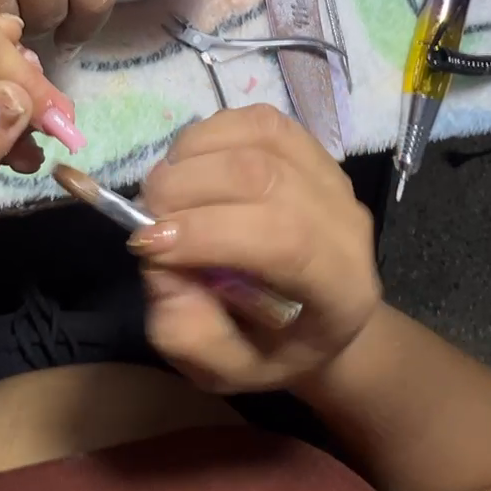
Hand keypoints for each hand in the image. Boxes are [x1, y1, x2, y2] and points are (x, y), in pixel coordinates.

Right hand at [130, 105, 380, 393]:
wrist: (317, 313)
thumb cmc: (271, 346)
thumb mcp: (228, 371)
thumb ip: (192, 336)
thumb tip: (162, 270)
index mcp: (341, 286)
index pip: (284, 238)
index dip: (207, 231)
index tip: (146, 243)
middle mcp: (346, 220)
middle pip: (263, 176)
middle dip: (185, 189)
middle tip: (144, 216)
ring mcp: (330, 173)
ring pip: (257, 136)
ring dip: (191, 156)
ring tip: (162, 191)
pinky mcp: (308, 144)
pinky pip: (254, 119)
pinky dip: (208, 134)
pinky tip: (187, 164)